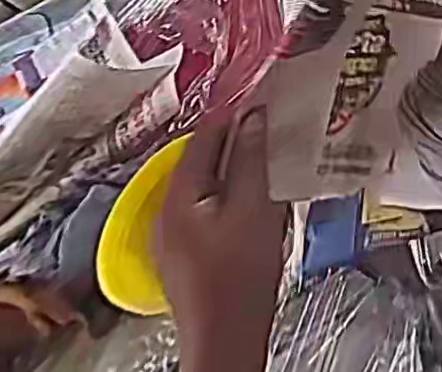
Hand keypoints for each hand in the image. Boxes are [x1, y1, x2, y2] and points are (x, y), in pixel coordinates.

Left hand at [156, 110, 285, 371]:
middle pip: (203, 157)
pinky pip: (208, 206)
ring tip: (270, 157)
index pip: (205, 134)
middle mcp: (167, 210)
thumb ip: (252, 155)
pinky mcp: (187, 254)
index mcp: (179, 194)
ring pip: (207, 182)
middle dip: (237, 139)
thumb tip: (254, 113)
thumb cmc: (242, 273)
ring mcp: (174, 235)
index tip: (265, 98)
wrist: (227, 344)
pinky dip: (231, 192)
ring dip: (236, 166)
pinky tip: (256, 197)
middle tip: (273, 126)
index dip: (236, 111)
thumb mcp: (256, 205)